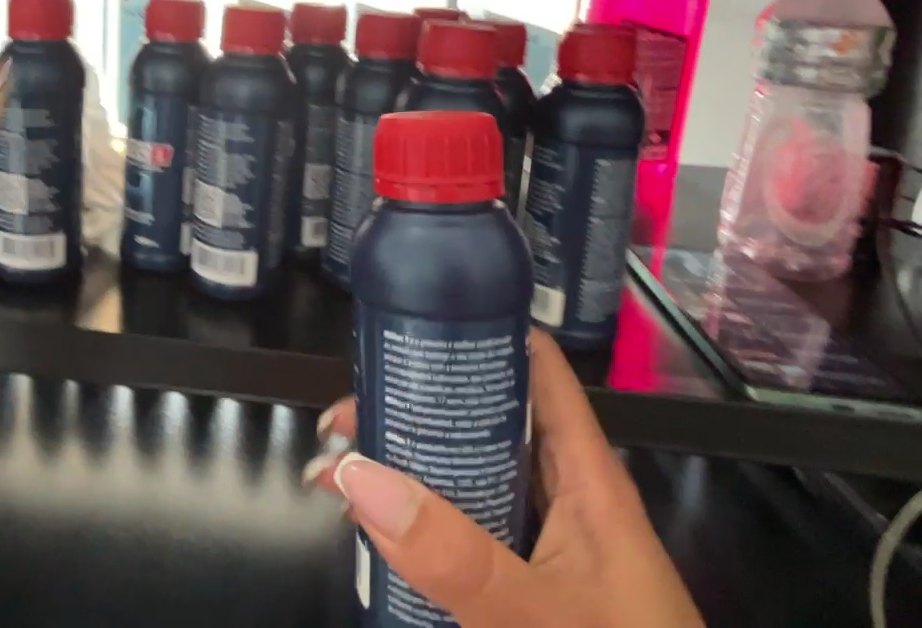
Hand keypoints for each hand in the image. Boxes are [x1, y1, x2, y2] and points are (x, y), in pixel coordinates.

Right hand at [309, 332, 702, 627]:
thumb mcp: (539, 617)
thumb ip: (453, 556)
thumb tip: (355, 474)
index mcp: (586, 474)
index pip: (536, 369)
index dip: (480, 330)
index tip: (407, 322)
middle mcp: (562, 494)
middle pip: (484, 421)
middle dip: (411, 409)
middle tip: (341, 420)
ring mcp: (543, 541)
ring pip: (467, 477)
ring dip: (404, 467)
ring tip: (335, 473)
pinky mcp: (527, 583)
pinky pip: (465, 531)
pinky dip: (417, 522)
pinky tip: (370, 532)